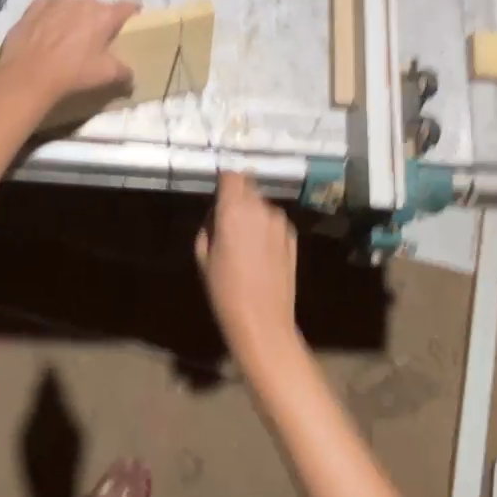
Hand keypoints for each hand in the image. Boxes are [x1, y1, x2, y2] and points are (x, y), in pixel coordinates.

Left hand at [0, 0, 140, 105]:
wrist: (28, 75)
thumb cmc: (73, 74)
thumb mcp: (106, 76)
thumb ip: (124, 72)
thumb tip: (131, 77)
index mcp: (104, 15)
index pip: (127, 7)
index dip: (132, 13)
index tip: (132, 20)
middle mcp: (83, 1)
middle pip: (98, 5)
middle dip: (99, 17)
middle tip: (95, 36)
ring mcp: (57, 1)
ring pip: (73, 3)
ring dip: (74, 14)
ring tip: (68, 33)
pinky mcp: (35, 6)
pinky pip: (50, 6)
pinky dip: (52, 14)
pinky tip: (48, 29)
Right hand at [195, 173, 299, 353]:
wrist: (263, 320)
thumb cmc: (224, 291)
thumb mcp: (203, 257)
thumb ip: (209, 225)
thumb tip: (217, 214)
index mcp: (232, 211)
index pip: (231, 175)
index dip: (224, 181)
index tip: (218, 193)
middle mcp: (260, 209)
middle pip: (249, 186)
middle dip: (238, 196)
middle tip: (228, 219)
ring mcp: (280, 222)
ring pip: (262, 205)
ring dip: (253, 213)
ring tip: (245, 242)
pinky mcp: (293, 236)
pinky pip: (274, 222)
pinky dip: (266, 228)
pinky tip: (261, 252)